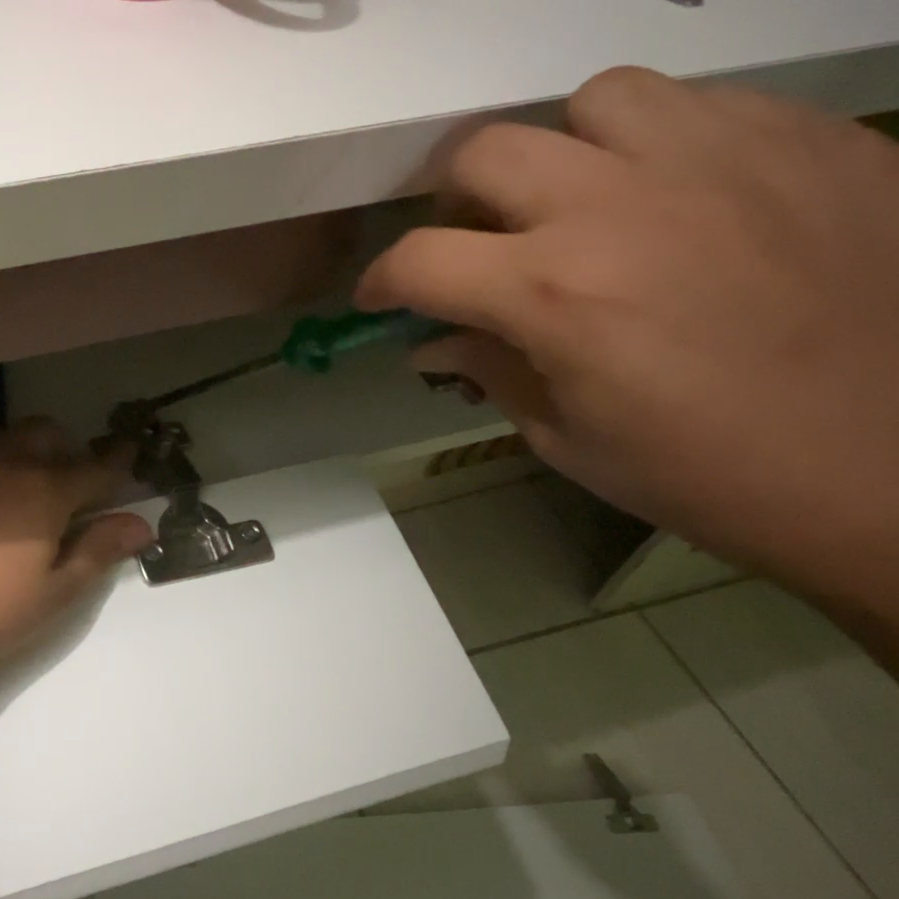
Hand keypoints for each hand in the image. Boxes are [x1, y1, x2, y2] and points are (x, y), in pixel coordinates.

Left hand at [0, 418, 152, 681]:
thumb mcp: (54, 592)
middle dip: (68, 450)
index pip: (95, 467)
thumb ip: (99, 550)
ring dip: (24, 452)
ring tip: (21, 492)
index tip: (132, 453)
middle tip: (71, 486)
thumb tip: (140, 524)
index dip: (120, 462)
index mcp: (44, 490)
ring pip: (2, 438)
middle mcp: (2, 462)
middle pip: (47, 434)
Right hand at [356, 67, 898, 620]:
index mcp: (552, 293)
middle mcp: (619, 205)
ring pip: (596, 101)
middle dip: (453, 200)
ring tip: (582, 198)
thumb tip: (437, 340)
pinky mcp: (806, 141)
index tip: (382, 298)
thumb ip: (489, 370)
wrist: (896, 462)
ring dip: (564, 149)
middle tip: (474, 240)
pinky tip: (679, 197)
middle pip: (483, 152)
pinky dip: (664, 142)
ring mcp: (720, 159)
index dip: (381, 281)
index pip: (417, 260)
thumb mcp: (565, 437)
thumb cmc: (705, 469)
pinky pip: (703, 104)